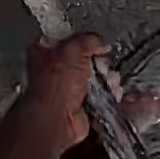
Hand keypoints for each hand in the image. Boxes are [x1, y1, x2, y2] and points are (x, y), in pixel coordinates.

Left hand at [19, 33, 109, 155]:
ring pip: (93, 77)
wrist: (56, 119)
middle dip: (99, 62)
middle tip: (105, 64)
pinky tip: (114, 91)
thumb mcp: (72, 51)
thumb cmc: (56, 84)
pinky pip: (97, 94)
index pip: (67, 39)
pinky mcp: (79, 104)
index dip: (84, 40)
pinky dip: (108, 93)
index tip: (98, 43)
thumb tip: (101, 42)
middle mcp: (54, 69)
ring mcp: (67, 88)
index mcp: (44, 51)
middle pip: (83, 59)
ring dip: (106, 78)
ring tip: (112, 80)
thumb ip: (88, 41)